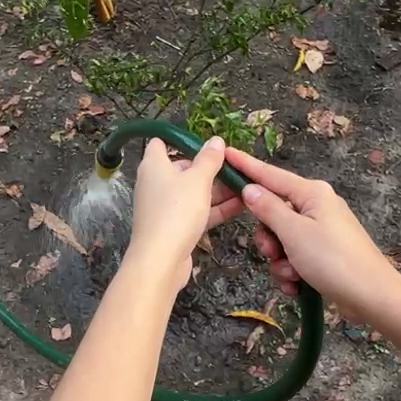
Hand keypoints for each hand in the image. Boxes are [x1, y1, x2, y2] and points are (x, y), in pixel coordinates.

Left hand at [126, 136, 234, 291]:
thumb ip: (209, 160)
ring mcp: (165, 207)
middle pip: (183, 169)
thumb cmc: (176, 211)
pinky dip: (215, 209)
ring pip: (193, 193)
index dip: (179, 141)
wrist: (161, 260)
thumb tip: (216, 140)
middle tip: (236, 167)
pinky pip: (196, 212)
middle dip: (209, 168)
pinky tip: (240, 206)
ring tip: (245, 186)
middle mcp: (156, 184)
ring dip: (217, 190)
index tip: (203, 143)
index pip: (160, 144)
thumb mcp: (198, 180)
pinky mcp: (174, 227)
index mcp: (154, 166)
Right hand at [224, 148, 400, 320]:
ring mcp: (322, 231)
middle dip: (268, 238)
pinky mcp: (325, 253)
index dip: (246, 166)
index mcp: (311, 193)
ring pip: (282, 239)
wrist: (372, 296)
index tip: (226, 153)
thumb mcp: (293, 233)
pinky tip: (298, 286)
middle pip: (274, 213)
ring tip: (292, 275)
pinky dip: (292, 272)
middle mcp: (317, 207)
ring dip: (280, 261)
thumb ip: (268, 209)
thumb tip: (250, 189)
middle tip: (273, 253)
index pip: (270, 175)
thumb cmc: (333, 260)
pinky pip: (296, 257)